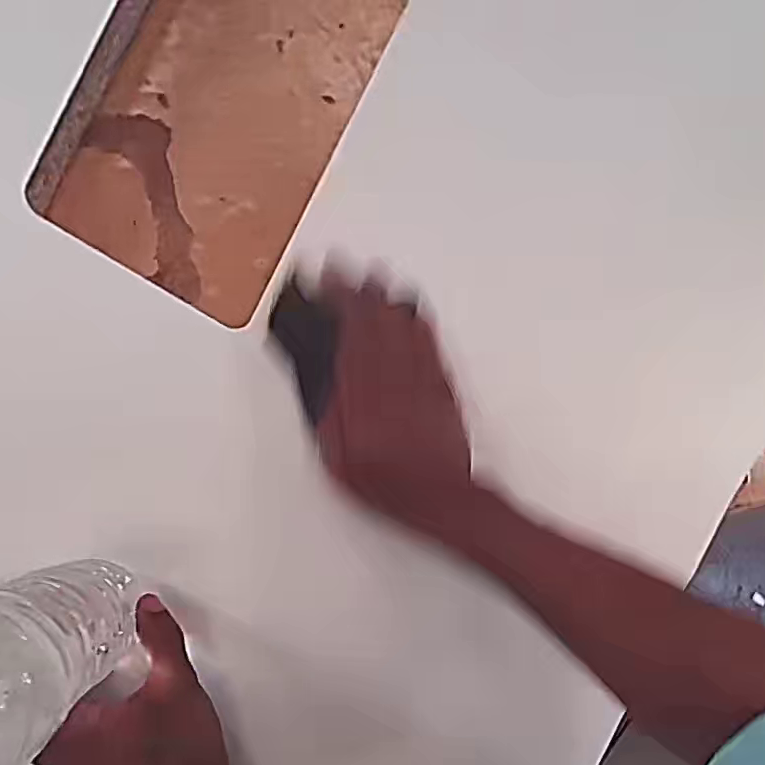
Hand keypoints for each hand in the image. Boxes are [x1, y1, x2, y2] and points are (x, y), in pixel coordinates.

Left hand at [35, 594, 238, 764]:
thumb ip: (162, 640)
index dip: (21, 654)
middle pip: (23, 695)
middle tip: (37, 625)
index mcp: (70, 732)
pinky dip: (61, 691)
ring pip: (37, 705)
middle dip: (31, 660)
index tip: (25, 626)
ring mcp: (66, 752)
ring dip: (46, 676)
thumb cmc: (183, 753)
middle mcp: (58, 747)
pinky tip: (77, 671)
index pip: (22, 688)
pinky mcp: (80, 750)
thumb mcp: (177, 685)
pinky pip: (54, 714)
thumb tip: (146, 607)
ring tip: (54, 642)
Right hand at [314, 263, 474, 531]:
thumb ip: (330, 410)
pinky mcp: (442, 389)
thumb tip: (322, 375)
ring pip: (404, 327)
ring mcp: (421, 382)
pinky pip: (429, 345)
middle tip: (345, 268)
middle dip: (358, 289)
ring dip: (387, 298)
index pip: (349, 332)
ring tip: (376, 278)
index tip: (325, 280)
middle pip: (376, 321)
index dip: (336, 300)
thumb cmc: (390, 482)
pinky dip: (418, 323)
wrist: (438, 496)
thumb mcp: (339, 456)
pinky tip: (412, 311)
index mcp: (364, 395)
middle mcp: (395, 380)